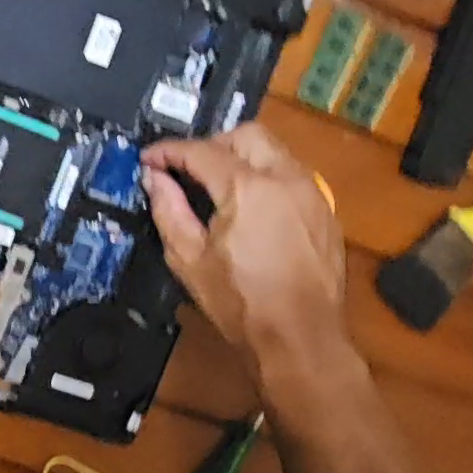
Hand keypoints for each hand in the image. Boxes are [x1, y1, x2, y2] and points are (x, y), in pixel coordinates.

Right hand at [141, 124, 348, 381]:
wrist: (299, 337)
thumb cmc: (237, 301)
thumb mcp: (187, 257)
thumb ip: (168, 208)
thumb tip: (154, 177)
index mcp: (247, 188)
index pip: (200, 151)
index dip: (168, 151)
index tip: (146, 159)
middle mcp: (285, 178)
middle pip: (245, 135)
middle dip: (209, 145)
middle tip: (184, 170)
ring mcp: (312, 192)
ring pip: (272, 150)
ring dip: (239, 157)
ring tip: (214, 186)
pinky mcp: (325, 209)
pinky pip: (290, 174)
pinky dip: (263, 176)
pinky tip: (247, 207)